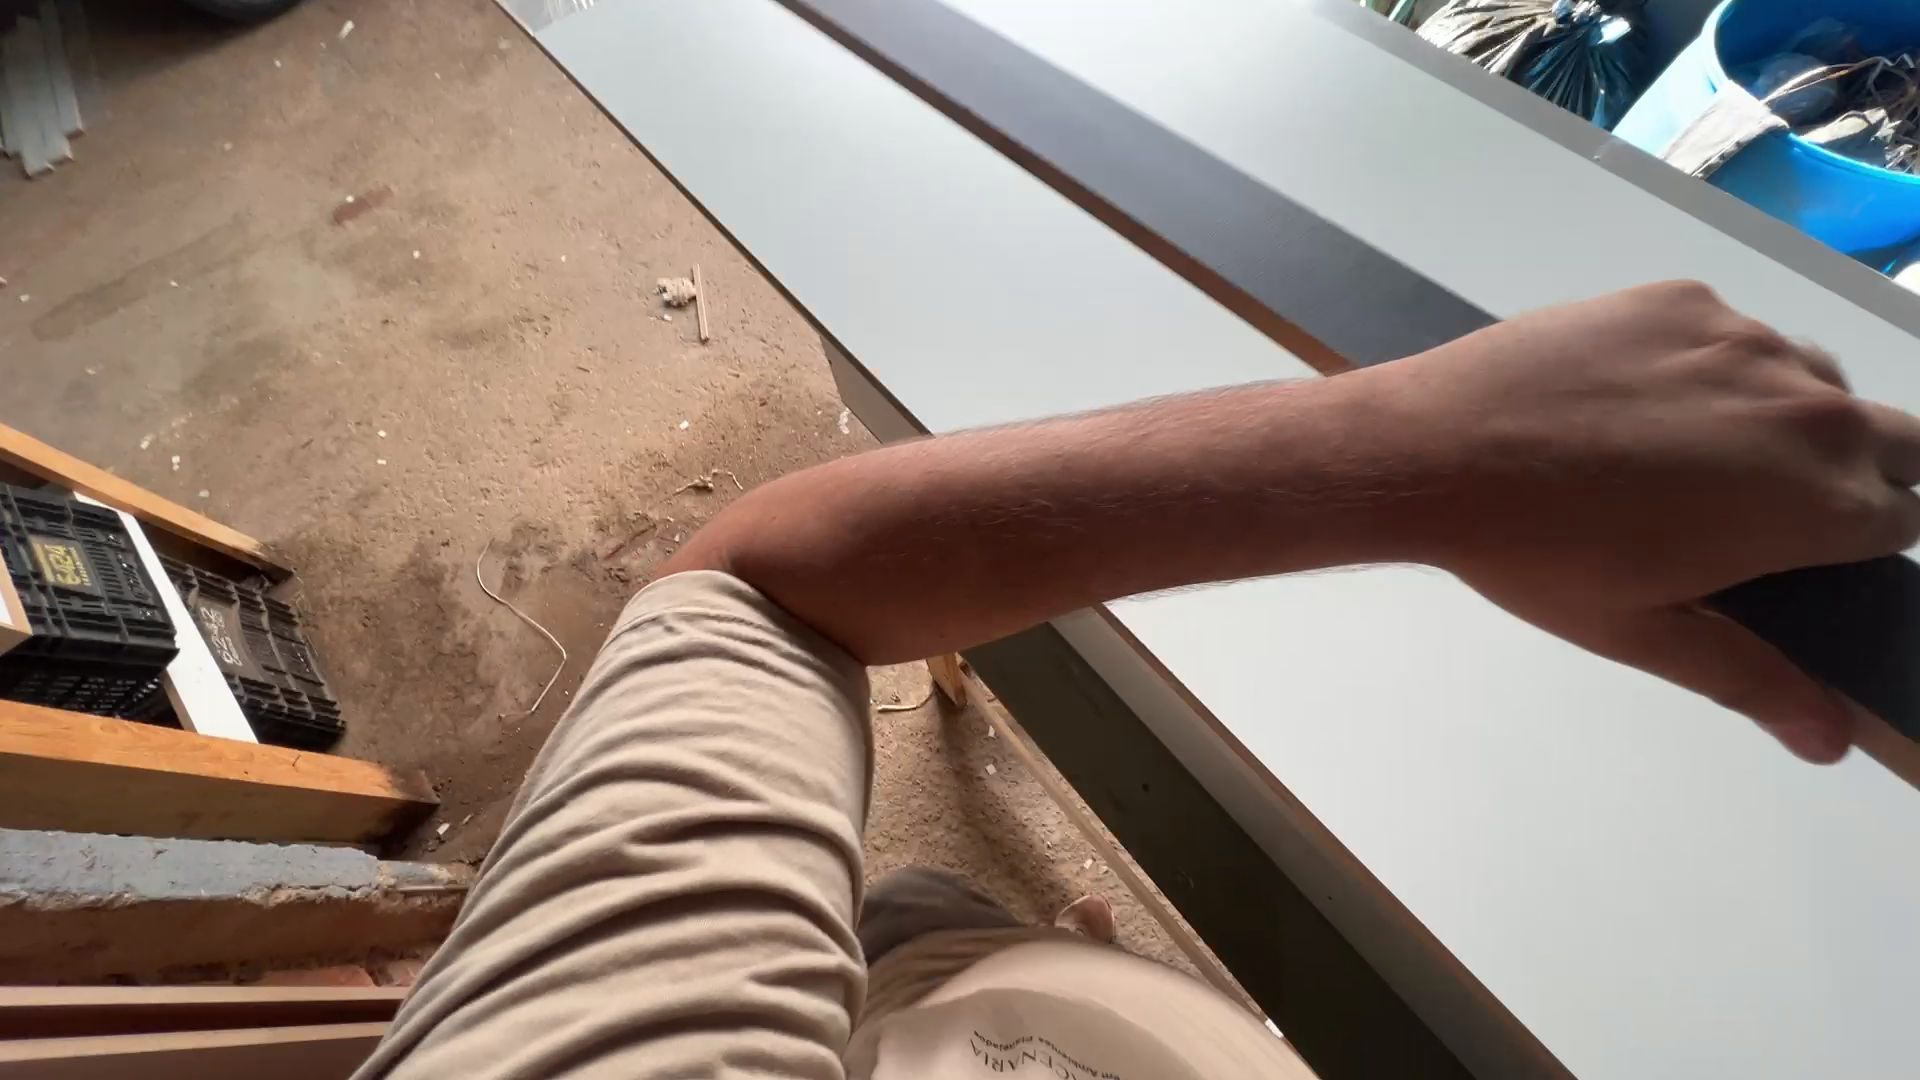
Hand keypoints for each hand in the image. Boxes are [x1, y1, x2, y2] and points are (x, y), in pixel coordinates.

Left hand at [1365, 281, 1919, 761]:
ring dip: (1759, 413)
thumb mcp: (1628, 627)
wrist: (1425, 455)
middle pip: (1882, 442)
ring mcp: (1739, 340)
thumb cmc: (1522, 550)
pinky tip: (1606, 396)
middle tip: (1718, 499)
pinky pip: (1712, 334)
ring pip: (1798, 379)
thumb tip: (1828, 739)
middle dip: (1830, 474)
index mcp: (1821, 502)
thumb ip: (1741, 677)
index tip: (1769, 546)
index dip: (1835, 539)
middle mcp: (1810, 408)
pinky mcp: (1670, 299)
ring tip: (1652, 448)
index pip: (1897, 522)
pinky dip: (1684, 364)